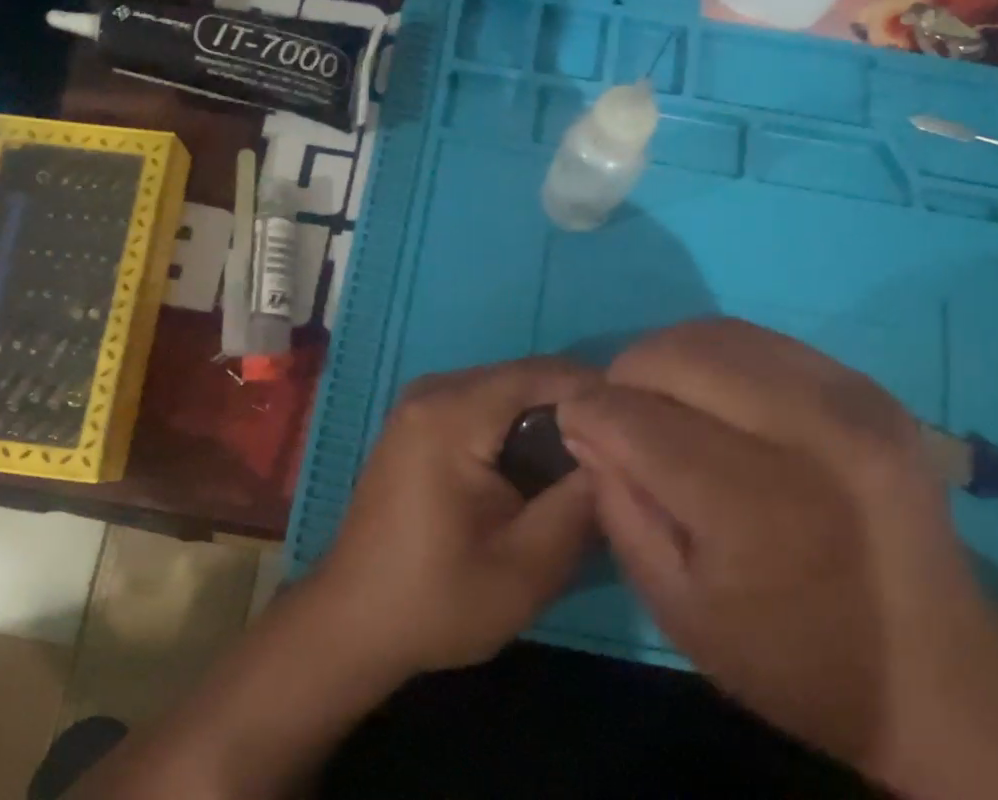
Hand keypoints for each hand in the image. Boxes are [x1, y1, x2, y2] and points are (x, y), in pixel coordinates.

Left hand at [311, 358, 601, 675]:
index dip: (602, 397)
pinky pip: (485, 409)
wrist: (352, 624)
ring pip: (509, 393)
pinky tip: (540, 475)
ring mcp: (420, 405)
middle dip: (578, 414)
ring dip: (550, 425)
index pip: (547, 374)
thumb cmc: (437, 600)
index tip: (644, 435)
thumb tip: (623, 454)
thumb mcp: (528, 566)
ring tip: (588, 471)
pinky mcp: (418, 424)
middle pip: (527, 379)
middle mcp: (432, 391)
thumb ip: (581, 502)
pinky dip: (519, 432)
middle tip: (621, 460)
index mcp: (451, 413)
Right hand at [556, 319, 997, 784]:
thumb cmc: (790, 656)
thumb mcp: (676, 606)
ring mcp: (849, 400)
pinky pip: (765, 341)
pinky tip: (714, 399)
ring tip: (660, 403)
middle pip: (680, 354)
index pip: (638, 418)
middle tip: (615, 415)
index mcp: (756, 504)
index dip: (588, 413)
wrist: (934, 672)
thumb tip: (584, 426)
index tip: (569, 423)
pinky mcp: (869, 389)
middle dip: (626, 374)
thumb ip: (620, 507)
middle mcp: (808, 432)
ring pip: (720, 332)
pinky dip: (718, 358)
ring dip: (669, 358)